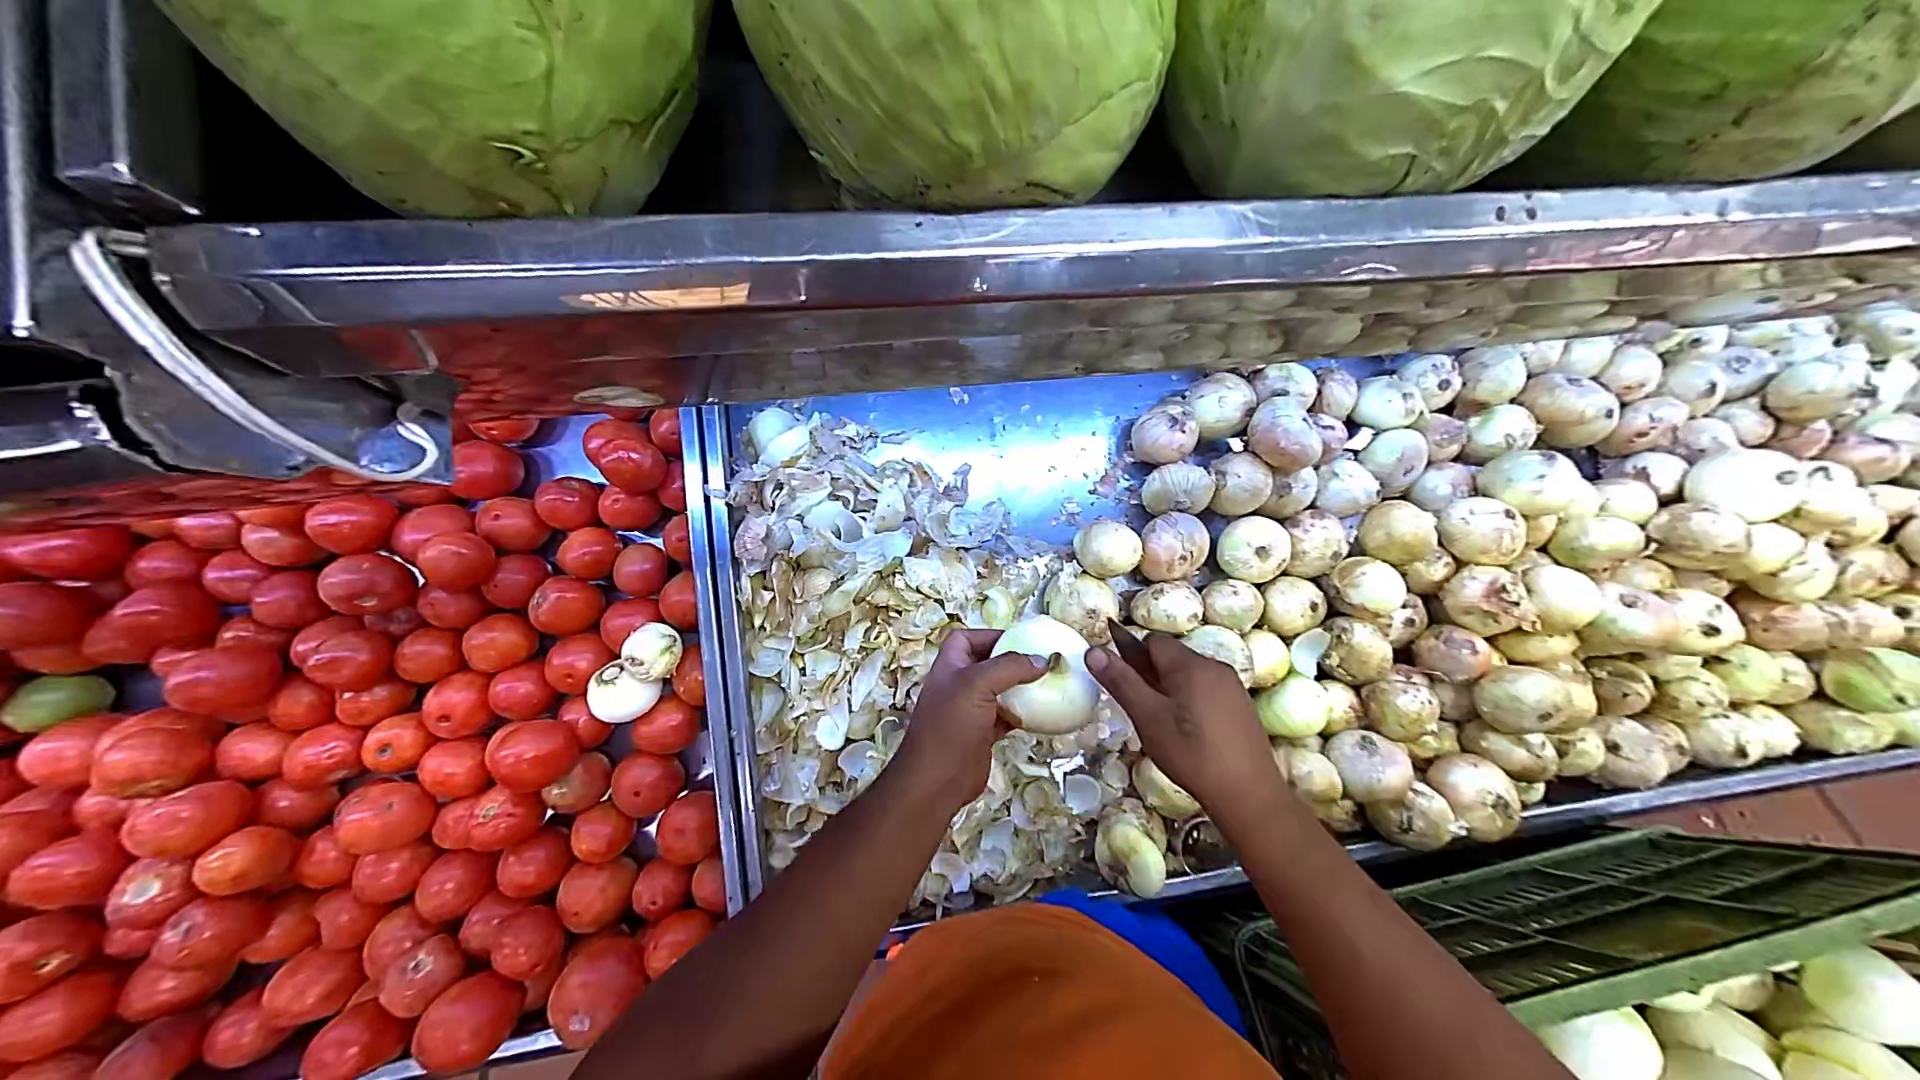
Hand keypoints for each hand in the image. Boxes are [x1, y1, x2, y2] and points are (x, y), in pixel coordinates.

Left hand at [888, 629, 1045, 816]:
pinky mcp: (982, 734)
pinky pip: (1007, 716)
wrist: (937, 781)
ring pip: (999, 691)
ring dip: (1021, 688)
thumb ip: (1009, 667)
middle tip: (1041, 661)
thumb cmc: (950, 726)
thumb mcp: (976, 685)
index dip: (988, 635)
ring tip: (1047, 684)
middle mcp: (958, 685)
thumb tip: (1041, 661)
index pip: (965, 638)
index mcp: (949, 666)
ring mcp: (970, 711)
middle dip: (1011, 661)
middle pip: (986, 663)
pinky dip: (1023, 713)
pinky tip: (1042, 713)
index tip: (1019, 639)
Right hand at [1086, 632, 1284, 823]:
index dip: (1132, 658)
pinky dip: (1190, 702)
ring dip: (1170, 690)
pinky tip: (1188, 732)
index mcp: (1190, 664)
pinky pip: (1206, 691)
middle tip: (1141, 710)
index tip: (1124, 686)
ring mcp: (1232, 687)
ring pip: (1189, 676)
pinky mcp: (1241, 707)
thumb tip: (1093, 651)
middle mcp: (1214, 667)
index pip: (1152, 642)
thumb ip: (1121, 681)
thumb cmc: (1191, 753)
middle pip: (1172, 657)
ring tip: (1162, 725)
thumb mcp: (1147, 717)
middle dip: (1151, 675)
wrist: (1248, 793)